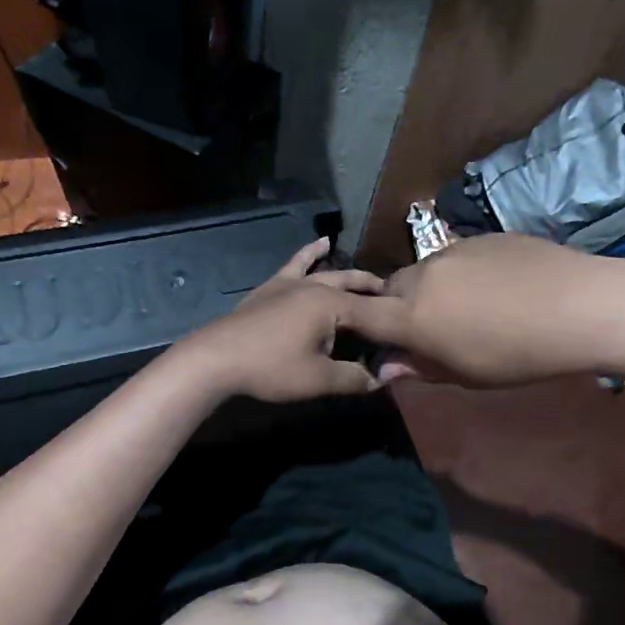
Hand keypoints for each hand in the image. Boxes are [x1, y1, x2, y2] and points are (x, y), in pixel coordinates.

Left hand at [168, 238, 387, 401]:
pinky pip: (295, 264)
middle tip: (396, 302)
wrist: (216, 358)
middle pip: (352, 286)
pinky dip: (309, 253)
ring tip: (368, 275)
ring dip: (349, 274)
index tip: (407, 334)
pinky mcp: (269, 288)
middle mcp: (314, 286)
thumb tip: (380, 380)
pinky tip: (319, 244)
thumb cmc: (271, 368)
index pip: (371, 312)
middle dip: (375, 294)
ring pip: (326, 272)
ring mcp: (289, 283)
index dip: (390, 325)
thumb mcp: (319, 379)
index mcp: (331, 305)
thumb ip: (354, 378)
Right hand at [343, 233, 624, 387]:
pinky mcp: (481, 236)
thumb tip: (385, 367)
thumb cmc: (520, 354)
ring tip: (465, 306)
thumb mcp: (466, 374)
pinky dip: (460, 273)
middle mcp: (422, 276)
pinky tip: (495, 287)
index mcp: (411, 315)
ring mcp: (452, 251)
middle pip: (389, 288)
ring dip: (428, 288)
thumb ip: (419, 367)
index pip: (361, 314)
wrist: (583, 305)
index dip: (354, 323)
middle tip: (423, 328)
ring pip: (422, 270)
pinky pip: (455, 256)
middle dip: (394, 306)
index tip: (367, 337)